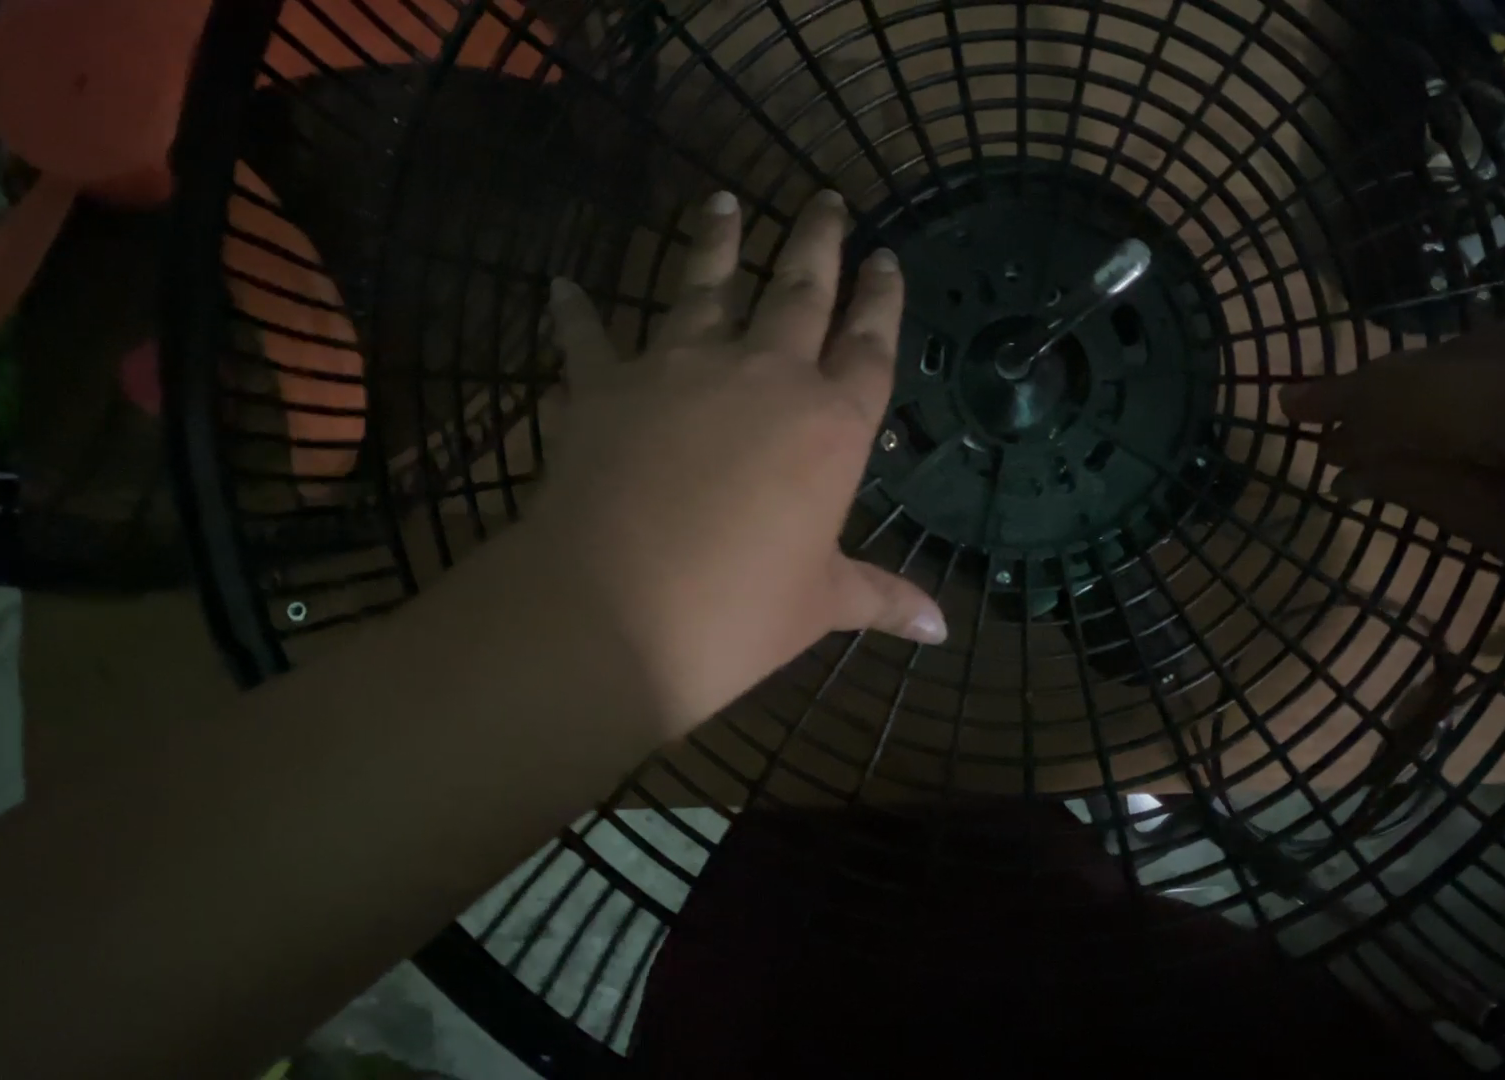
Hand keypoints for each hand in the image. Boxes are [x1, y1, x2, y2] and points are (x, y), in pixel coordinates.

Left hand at [535, 190, 946, 733]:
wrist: (616, 613)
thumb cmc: (738, 612)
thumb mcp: (819, 604)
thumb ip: (882, 598)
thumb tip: (942, 630)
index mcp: (830, 426)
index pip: (869, 347)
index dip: (881, 300)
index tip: (885, 258)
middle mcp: (764, 377)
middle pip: (799, 292)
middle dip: (817, 244)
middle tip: (825, 200)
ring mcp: (682, 369)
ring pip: (705, 286)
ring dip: (716, 241)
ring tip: (721, 201)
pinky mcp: (608, 384)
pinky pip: (589, 336)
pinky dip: (575, 311)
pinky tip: (563, 285)